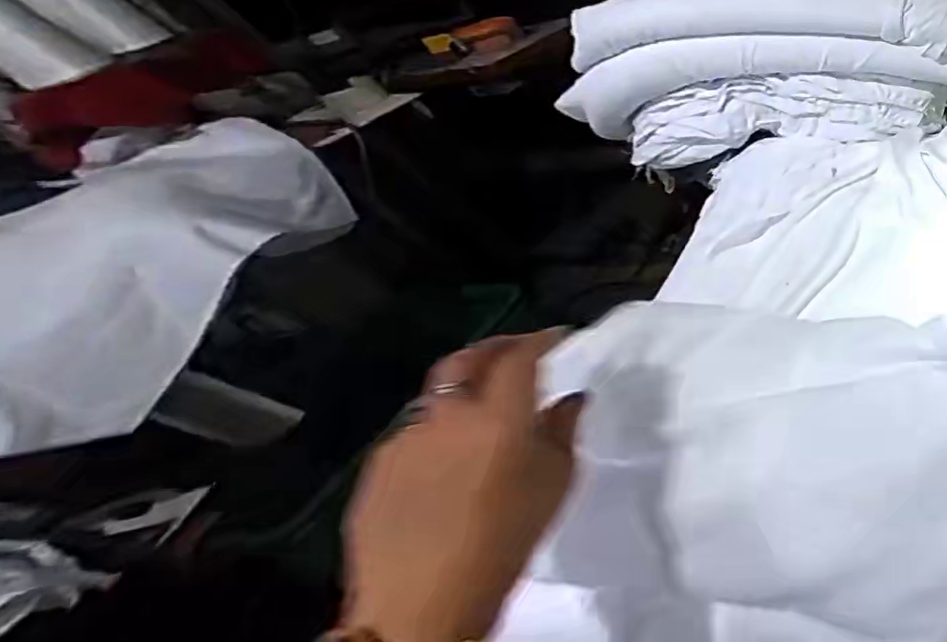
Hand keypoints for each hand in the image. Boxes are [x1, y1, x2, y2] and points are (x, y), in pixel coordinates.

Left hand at [338, 331, 584, 641]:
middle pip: (468, 358)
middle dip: (495, 347)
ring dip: (461, 394)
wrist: (420, 609)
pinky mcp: (376, 471)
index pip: (521, 355)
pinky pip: (412, 436)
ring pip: (436, 398)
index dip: (542, 338)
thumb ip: (564, 428)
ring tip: (477, 415)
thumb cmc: (505, 539)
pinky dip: (435, 435)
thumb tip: (569, 399)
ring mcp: (407, 440)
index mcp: (499, 413)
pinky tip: (444, 464)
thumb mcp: (556, 481)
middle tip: (515, 352)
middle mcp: (450, 415)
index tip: (558, 337)